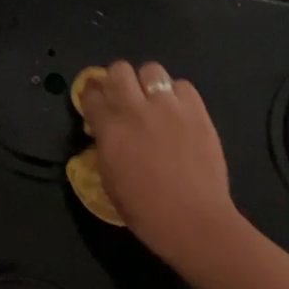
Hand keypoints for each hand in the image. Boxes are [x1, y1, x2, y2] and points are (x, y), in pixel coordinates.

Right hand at [78, 60, 240, 261]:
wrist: (192, 218)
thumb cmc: (144, 210)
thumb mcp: (109, 180)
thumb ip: (105, 148)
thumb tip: (105, 134)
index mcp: (109, 129)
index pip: (91, 94)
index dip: (91, 96)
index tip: (95, 104)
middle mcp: (136, 109)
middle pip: (119, 70)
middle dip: (117, 81)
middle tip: (123, 97)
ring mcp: (168, 106)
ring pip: (152, 70)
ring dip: (148, 83)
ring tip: (153, 101)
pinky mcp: (197, 110)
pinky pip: (183, 86)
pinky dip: (177, 95)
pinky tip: (178, 112)